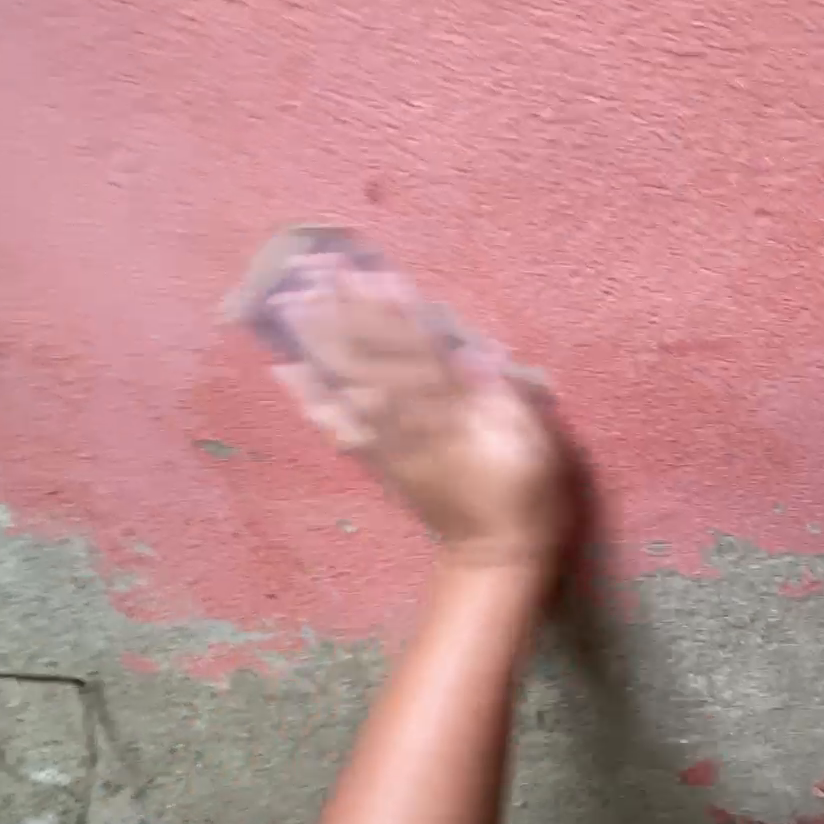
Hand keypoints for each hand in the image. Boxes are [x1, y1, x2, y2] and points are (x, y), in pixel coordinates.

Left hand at [269, 262, 571, 564]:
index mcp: (459, 415)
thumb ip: (503, 398)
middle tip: (316, 270)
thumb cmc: (528, 493)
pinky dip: (312, 398)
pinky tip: (288, 370)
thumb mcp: (535, 444)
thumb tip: (471, 354)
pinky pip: (340, 427)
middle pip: (376, 362)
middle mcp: (416, 425)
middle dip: (347, 314)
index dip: (395, 313)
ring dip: (322, 344)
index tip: (370, 273)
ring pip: (351, 387)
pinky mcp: (382, 462)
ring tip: (294, 302)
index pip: (421, 353)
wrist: (496, 553)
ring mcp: (392, 446)